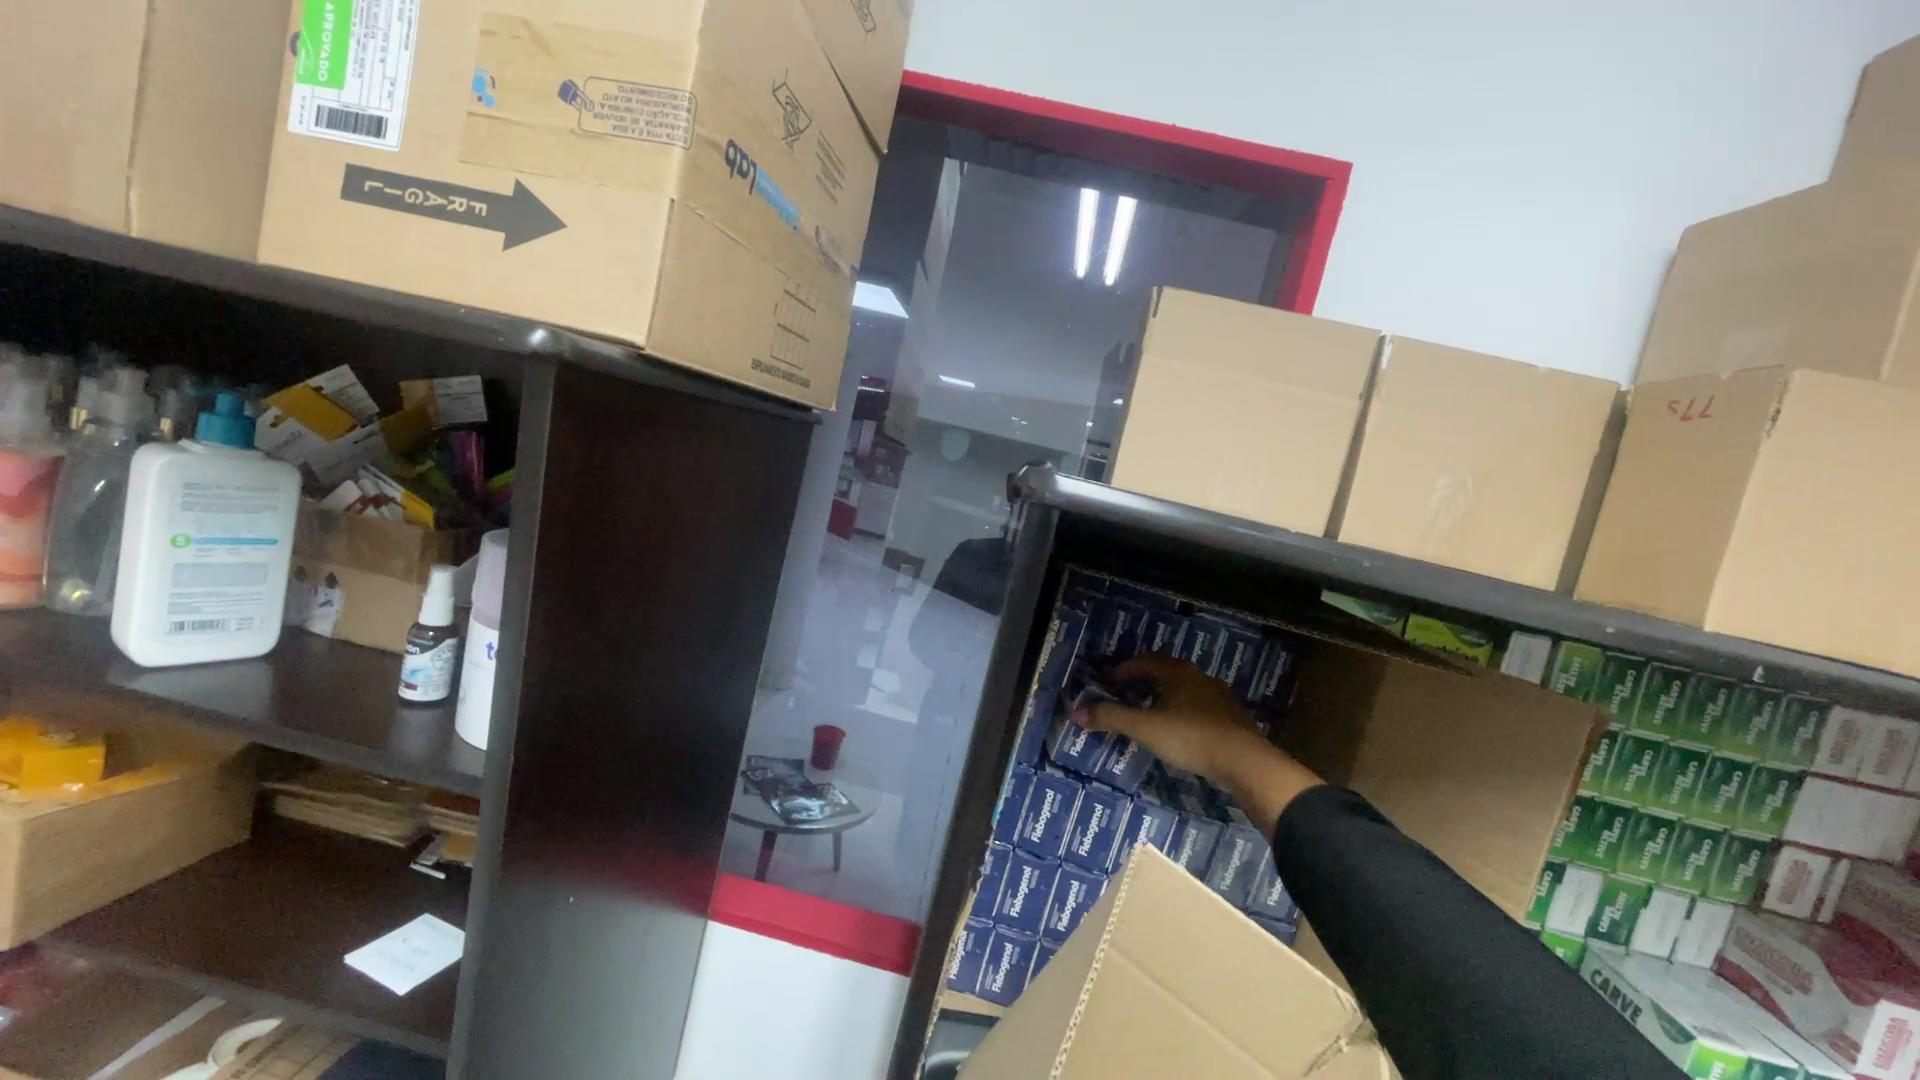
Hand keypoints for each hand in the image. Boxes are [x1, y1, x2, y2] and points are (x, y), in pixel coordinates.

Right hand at [1073, 653, 1323, 837]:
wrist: (1245, 762)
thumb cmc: (1190, 737)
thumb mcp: (1145, 728)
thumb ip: (1111, 718)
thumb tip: (1076, 711)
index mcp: (1178, 673)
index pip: (1145, 661)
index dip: (1124, 669)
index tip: (1108, 682)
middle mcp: (1200, 678)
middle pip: (1167, 672)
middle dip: (1145, 681)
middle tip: (1127, 695)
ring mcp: (1220, 698)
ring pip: (1186, 691)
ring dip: (1167, 698)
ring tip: (1152, 714)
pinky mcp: (1233, 719)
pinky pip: (1201, 709)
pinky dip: (1185, 714)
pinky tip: (1181, 732)